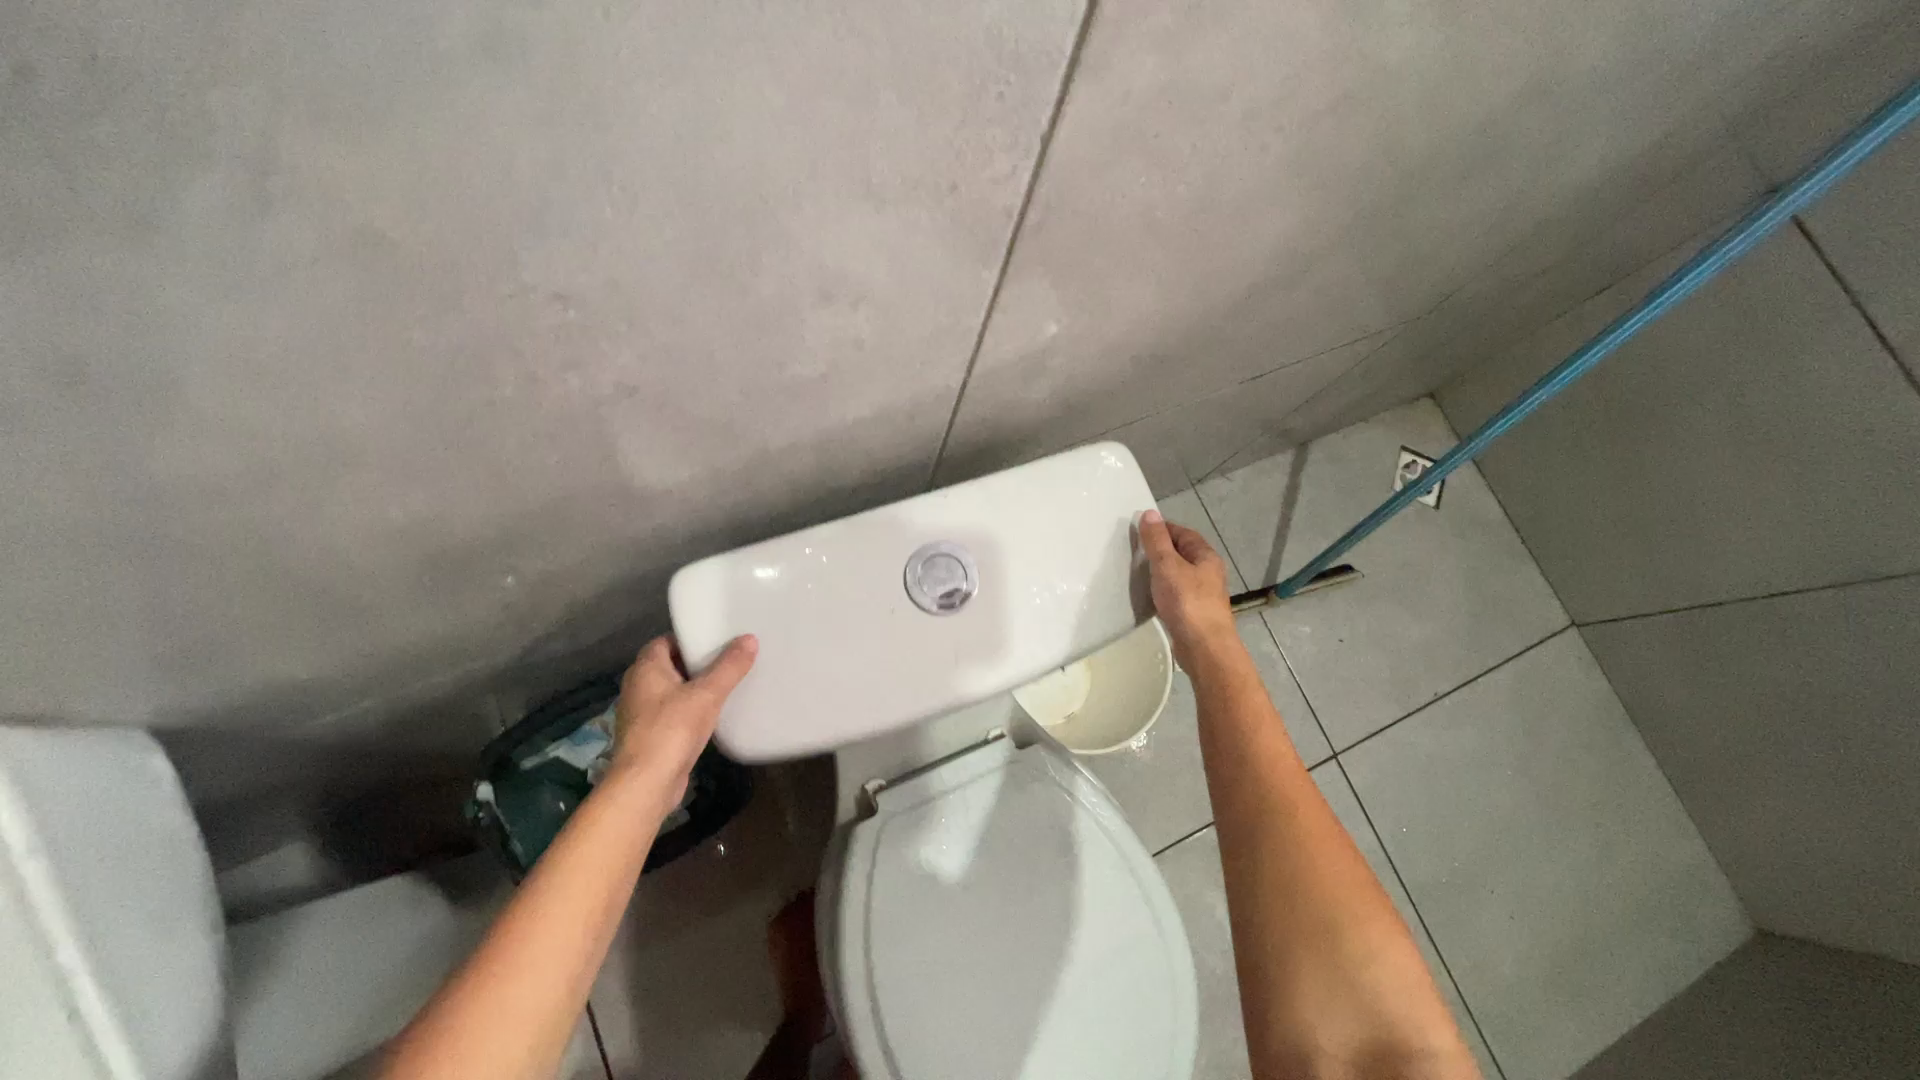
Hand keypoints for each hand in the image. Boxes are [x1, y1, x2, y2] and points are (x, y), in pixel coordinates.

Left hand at [610, 634, 756, 808]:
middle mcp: (637, 686)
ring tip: (726, 686)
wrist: (646, 783)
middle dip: (696, 664)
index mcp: (645, 668)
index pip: (666, 641)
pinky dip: (689, 711)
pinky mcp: (649, 735)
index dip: (690, 639)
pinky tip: (712, 716)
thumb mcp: (707, 695)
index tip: (717, 640)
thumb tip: (750, 639)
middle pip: (670, 665)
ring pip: (671, 691)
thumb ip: (729, 667)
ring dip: (694, 689)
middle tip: (728, 661)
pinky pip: (672, 713)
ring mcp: (641, 713)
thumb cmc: (672, 730)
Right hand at [1137, 509, 1236, 669]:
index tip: (1141, 531)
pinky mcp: (1195, 613)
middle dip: (1162, 550)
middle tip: (1136, 551)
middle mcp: (1209, 573)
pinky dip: (1164, 590)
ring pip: (1180, 575)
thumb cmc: (1187, 602)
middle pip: (1183, 553)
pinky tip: (1152, 596)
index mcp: (1206, 557)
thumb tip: (1149, 513)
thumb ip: (1156, 541)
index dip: (1163, 529)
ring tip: (1140, 572)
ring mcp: (1204, 594)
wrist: (1204, 647)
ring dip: (1162, 572)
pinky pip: (1178, 594)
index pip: (1184, 533)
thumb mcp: (1167, 566)